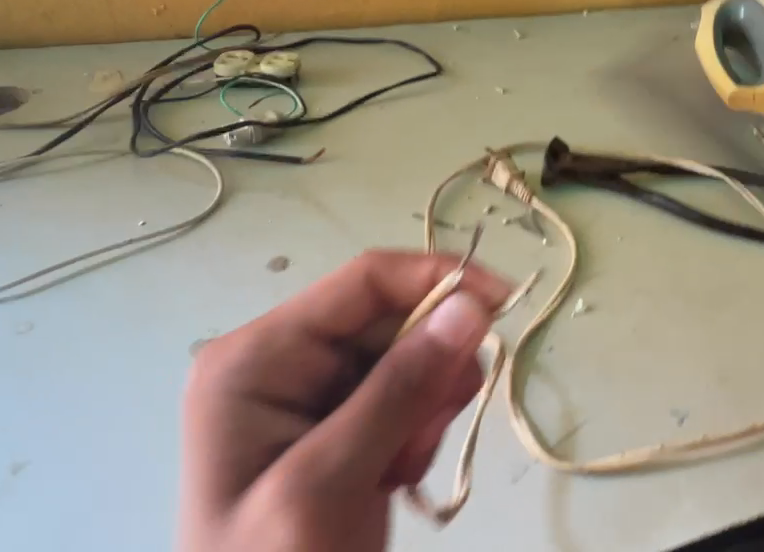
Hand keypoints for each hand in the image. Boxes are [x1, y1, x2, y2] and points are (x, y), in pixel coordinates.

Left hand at [179, 251, 509, 551]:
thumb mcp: (329, 484)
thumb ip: (400, 390)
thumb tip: (472, 305)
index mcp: (258, 355)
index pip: (365, 281)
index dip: (438, 279)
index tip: (505, 304)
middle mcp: (283, 359)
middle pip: (392, 318)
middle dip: (430, 367)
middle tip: (432, 430)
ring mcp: (311, 393)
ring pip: (409, 355)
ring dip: (426, 405)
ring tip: (403, 467)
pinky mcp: (341, 423)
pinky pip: (407, 392)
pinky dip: (419, 428)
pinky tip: (396, 476)